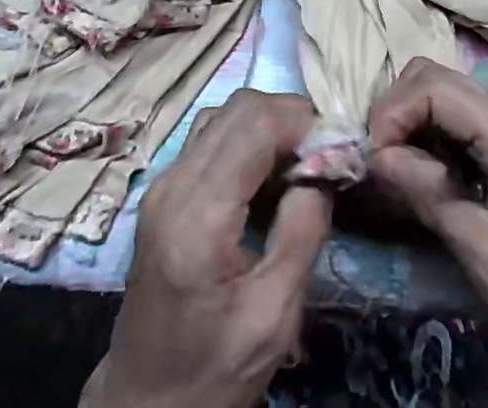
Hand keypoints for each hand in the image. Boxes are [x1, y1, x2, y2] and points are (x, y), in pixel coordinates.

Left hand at [81, 90, 332, 407]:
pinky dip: (248, 139)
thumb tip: (324, 167)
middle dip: (290, 117)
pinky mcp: (164, 190)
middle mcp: (172, 183)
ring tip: (303, 162)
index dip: (303, 121)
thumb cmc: (214, 368)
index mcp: (197, 215)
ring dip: (269, 124)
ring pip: (223, 115)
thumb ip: (302, 232)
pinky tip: (271, 173)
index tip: (340, 148)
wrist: (147, 400)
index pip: (253, 124)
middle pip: (237, 108)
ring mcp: (163, 183)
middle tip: (327, 154)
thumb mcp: (274, 315)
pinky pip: (211, 138)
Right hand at [368, 59, 487, 407]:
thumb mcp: (487, 258)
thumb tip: (375, 155)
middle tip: (381, 167)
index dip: (390, 115)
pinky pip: (452, 111)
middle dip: (393, 113)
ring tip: (401, 174)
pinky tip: (428, 173)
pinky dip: (426, 131)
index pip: (430, 87)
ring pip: (437, 88)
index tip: (374, 163)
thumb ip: (429, 197)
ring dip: (407, 122)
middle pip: (429, 76)